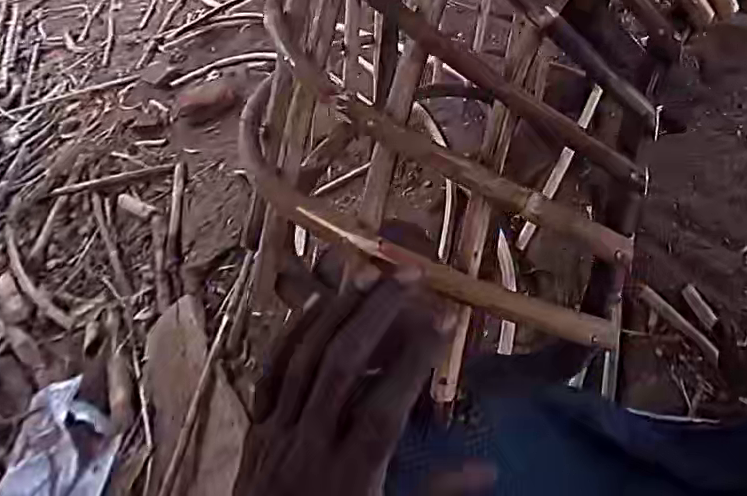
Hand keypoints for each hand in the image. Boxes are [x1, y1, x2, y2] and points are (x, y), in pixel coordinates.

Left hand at [237, 262, 447, 495]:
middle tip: (412, 273)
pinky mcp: (255, 430)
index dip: (416, 359)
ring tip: (373, 272)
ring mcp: (277, 434)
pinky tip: (320, 300)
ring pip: (306, 359)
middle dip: (378, 312)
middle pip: (342, 366)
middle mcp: (310, 447)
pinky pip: (271, 372)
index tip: (447, 315)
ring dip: (342, 308)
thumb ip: (437, 492)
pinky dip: (295, 332)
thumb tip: (491, 471)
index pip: (384, 408)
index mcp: (349, 477)